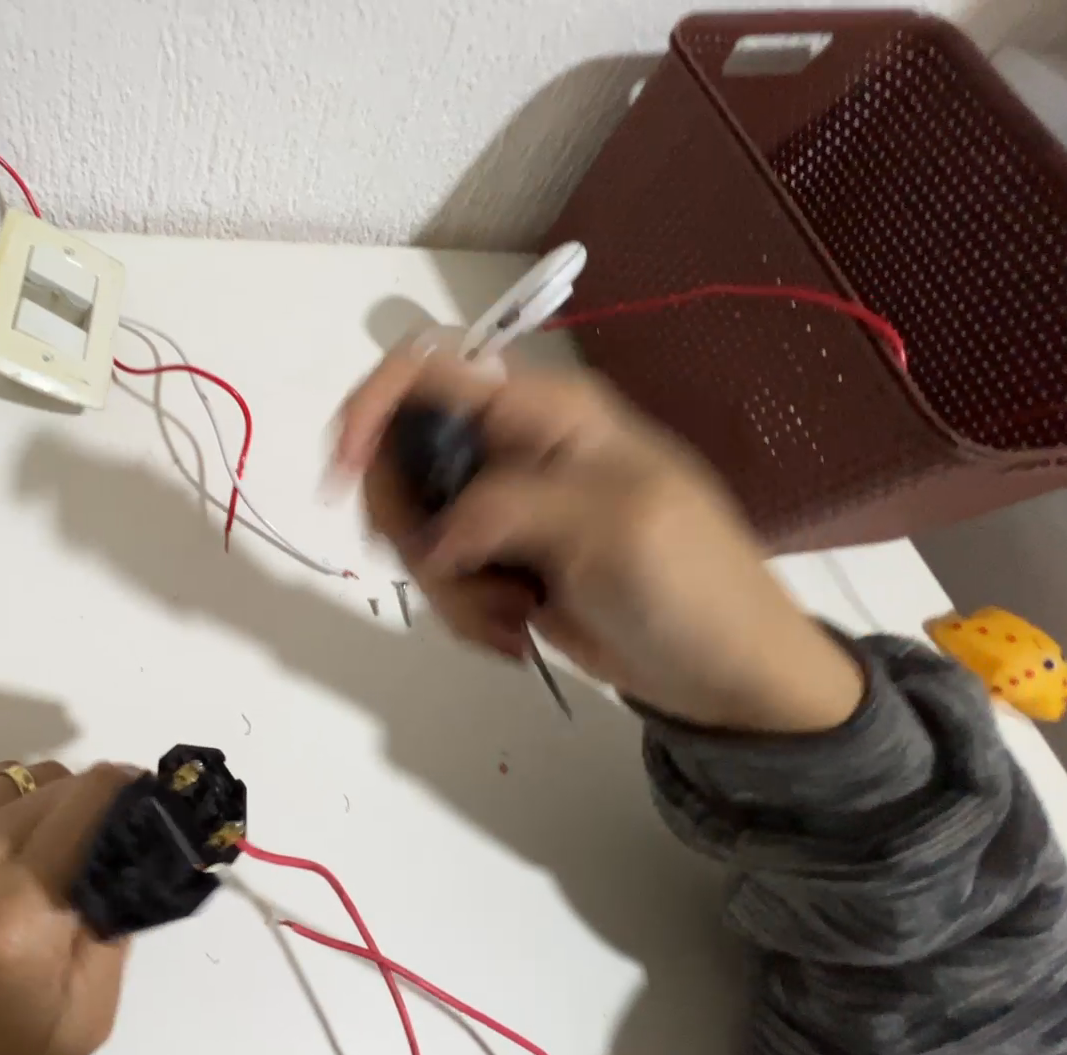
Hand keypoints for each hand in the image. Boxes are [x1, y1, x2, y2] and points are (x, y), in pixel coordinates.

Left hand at [0, 760, 137, 1054]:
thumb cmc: (7, 1033)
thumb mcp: (90, 1003)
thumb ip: (119, 908)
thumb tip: (137, 830)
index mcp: (16, 907)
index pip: (90, 797)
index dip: (126, 792)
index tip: (143, 803)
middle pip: (59, 782)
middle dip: (86, 806)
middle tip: (89, 846)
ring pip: (24, 773)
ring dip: (41, 802)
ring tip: (35, 852)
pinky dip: (2, 798)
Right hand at [335, 331, 862, 733]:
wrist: (722, 672)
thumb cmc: (692, 585)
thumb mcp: (614, 527)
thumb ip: (508, 507)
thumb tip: (433, 539)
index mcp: (541, 410)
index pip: (426, 369)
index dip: (369, 407)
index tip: (343, 476)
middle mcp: (507, 444)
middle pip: (396, 458)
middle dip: (407, 526)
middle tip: (448, 572)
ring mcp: (494, 503)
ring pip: (408, 525)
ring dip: (442, 583)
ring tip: (509, 615)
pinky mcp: (489, 554)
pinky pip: (430, 570)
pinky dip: (457, 606)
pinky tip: (511, 628)